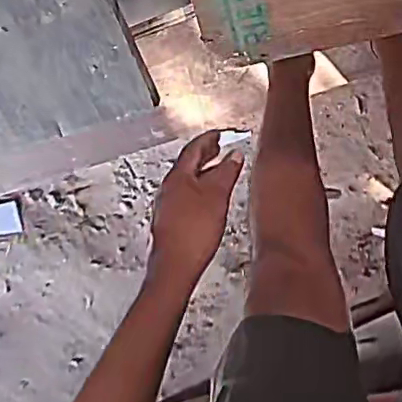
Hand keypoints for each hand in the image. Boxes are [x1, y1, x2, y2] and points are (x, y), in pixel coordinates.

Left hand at [146, 130, 244, 291]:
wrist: (175, 267)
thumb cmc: (193, 233)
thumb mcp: (217, 197)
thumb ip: (227, 172)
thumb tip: (234, 155)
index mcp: (178, 177)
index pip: (194, 148)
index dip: (209, 138)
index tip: (220, 133)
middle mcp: (169, 188)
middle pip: (189, 163)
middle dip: (206, 154)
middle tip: (220, 146)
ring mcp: (167, 205)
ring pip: (187, 180)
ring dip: (204, 172)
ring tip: (220, 170)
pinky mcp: (170, 221)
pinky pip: (186, 195)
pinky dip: (199, 189)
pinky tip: (210, 199)